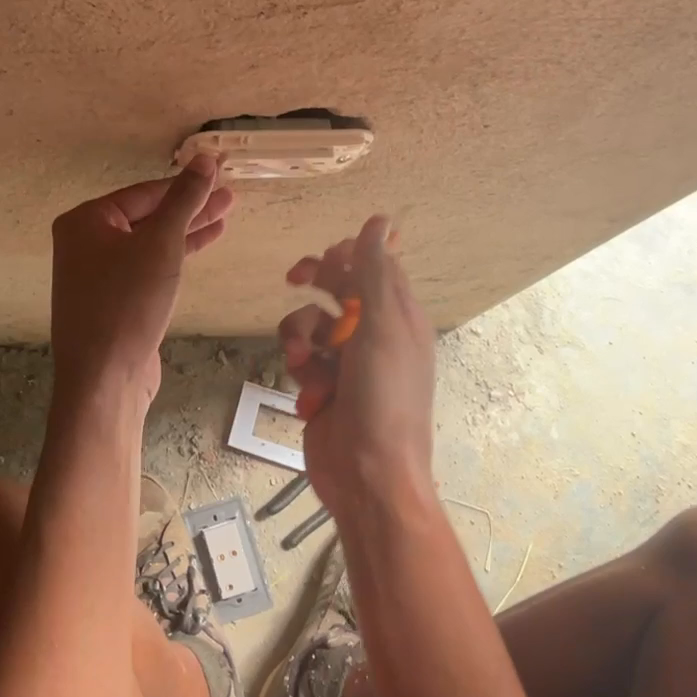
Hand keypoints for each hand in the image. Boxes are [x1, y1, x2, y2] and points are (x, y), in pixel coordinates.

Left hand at [49, 155, 234, 400]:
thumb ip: (185, 200)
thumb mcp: (161, 244)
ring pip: (149, 242)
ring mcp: (98, 273)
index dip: (185, 184)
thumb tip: (205, 158)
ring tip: (226, 215)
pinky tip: (202, 244)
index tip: (220, 173)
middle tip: (230, 195)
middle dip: (189, 206)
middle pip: (146, 215)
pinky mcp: (114, 299)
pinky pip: (147, 266)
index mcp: (85, 221)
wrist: (104, 379)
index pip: (144, 193)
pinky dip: (174, 255)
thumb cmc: (127, 303)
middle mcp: (85, 242)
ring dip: (186, 230)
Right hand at [279, 215, 437, 518]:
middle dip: (315, 283)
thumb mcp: (382, 328)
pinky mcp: (322, 385)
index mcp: (400, 316)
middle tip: (296, 278)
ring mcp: (348, 361)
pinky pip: (301, 357)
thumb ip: (376, 271)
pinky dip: (300, 370)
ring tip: (302, 362)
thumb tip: (381, 219)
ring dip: (299, 335)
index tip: (327, 258)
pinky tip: (308, 394)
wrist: (367, 477)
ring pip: (310, 321)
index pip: (375, 265)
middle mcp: (375, 333)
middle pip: (339, 286)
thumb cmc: (383, 400)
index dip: (348, 255)